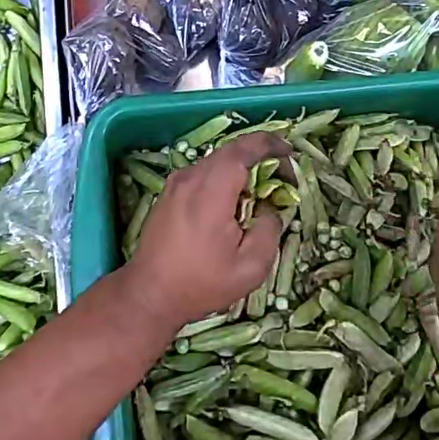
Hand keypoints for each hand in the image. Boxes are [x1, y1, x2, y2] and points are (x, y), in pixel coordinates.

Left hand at [116, 132, 291, 333]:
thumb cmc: (200, 283)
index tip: (289, 152)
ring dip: (240, 169)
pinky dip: (223, 179)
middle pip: (229, 153)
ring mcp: (175, 184)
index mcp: (210, 191)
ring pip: (215, 163)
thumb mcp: (250, 267)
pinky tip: (232, 203)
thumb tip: (271, 211)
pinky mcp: (168, 194)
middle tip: (283, 176)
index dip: (269, 144)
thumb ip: (269, 231)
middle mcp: (189, 178)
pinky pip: (202, 175)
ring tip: (260, 192)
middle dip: (259, 157)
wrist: (149, 295)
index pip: (242, 150)